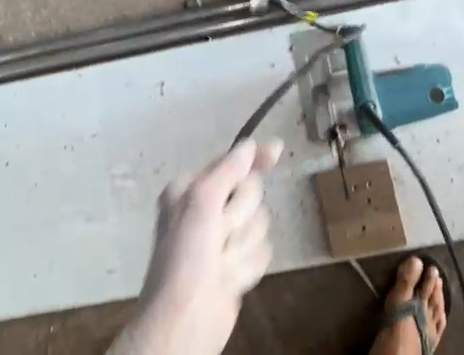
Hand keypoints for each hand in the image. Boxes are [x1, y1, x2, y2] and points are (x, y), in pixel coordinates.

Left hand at [111, 139, 284, 354]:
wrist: (186, 319)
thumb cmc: (187, 256)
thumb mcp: (201, 202)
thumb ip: (227, 170)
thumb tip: (248, 145)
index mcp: (190, 189)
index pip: (231, 163)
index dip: (253, 159)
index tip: (276, 151)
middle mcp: (206, 209)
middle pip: (251, 194)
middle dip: (241, 216)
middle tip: (220, 234)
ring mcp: (222, 238)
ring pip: (260, 224)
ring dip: (244, 245)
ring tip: (223, 262)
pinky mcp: (237, 264)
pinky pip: (262, 250)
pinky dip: (248, 265)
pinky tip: (231, 278)